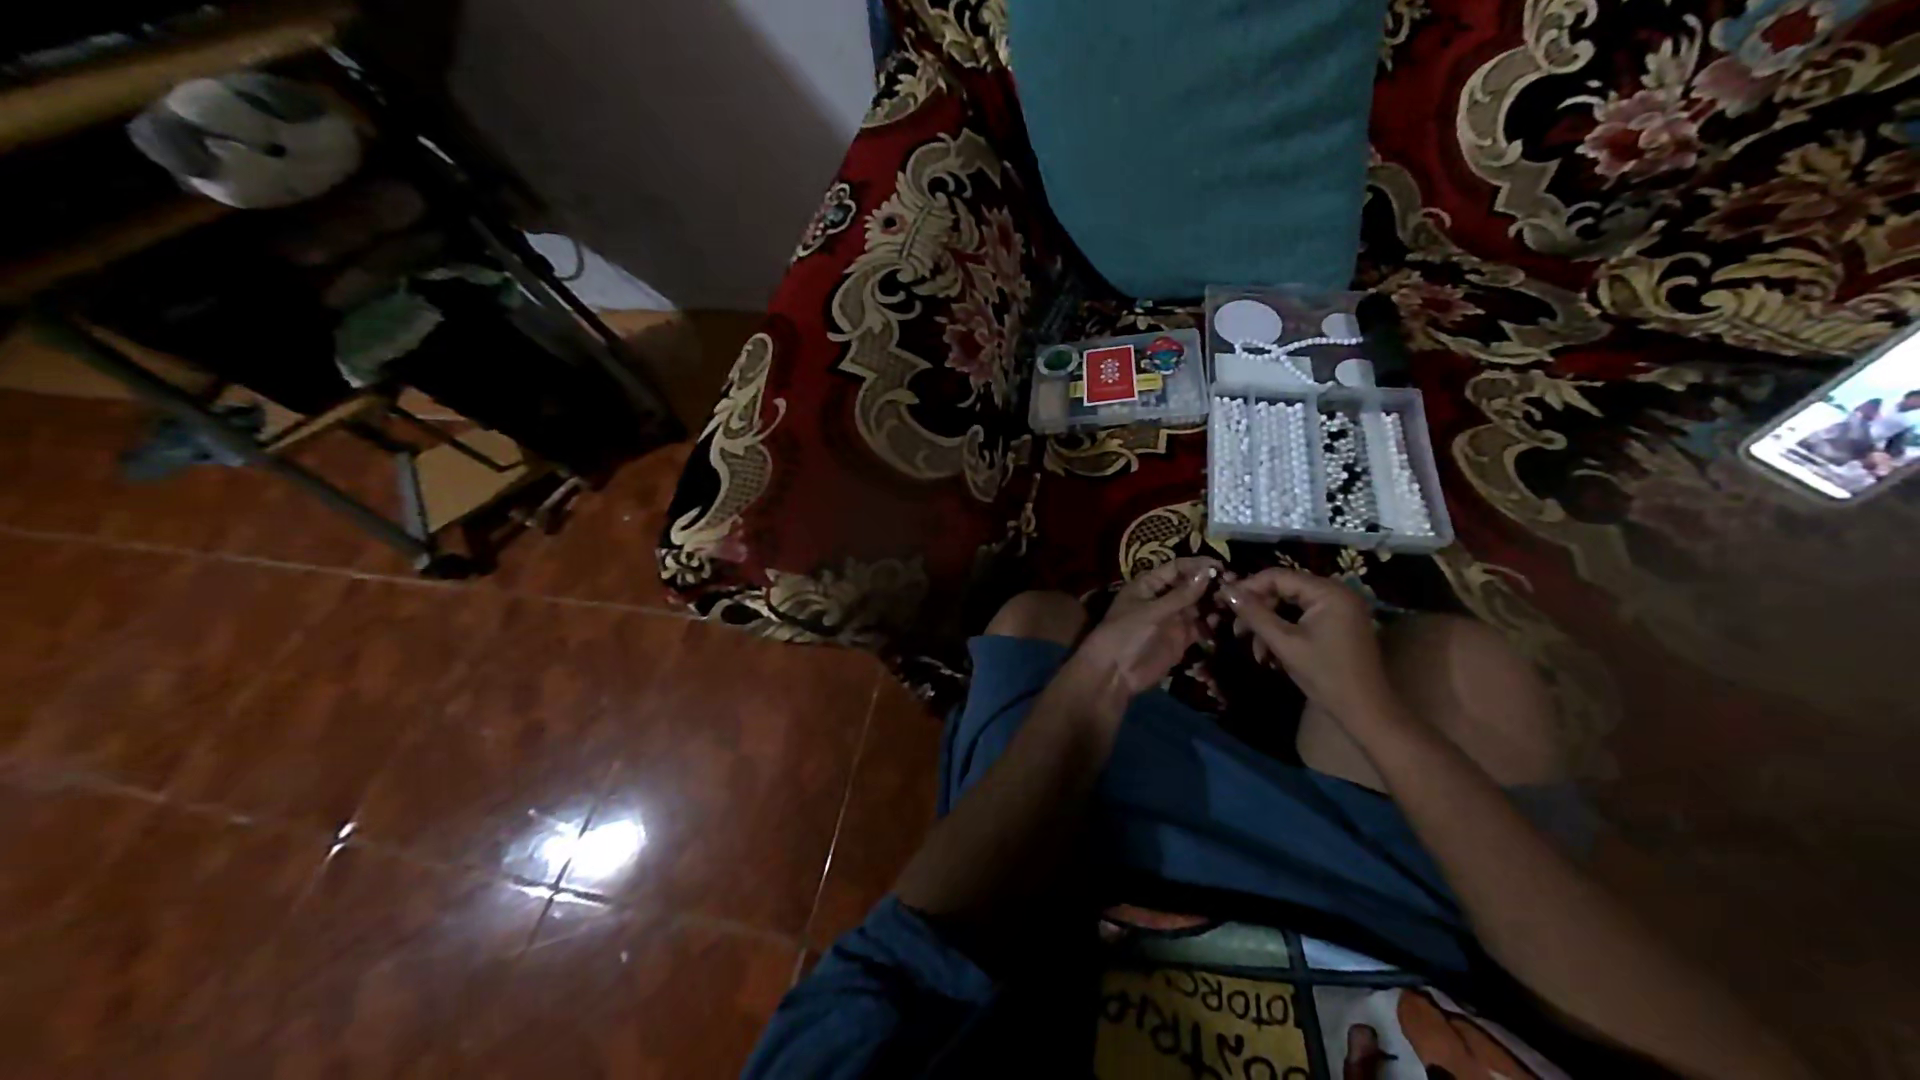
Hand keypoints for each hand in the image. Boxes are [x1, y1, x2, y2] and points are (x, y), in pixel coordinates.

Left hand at [1062, 557, 1219, 705]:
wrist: (1115, 672)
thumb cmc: (1126, 633)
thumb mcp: (1152, 611)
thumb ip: (1181, 594)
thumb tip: (1207, 572)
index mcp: (1148, 584)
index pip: (1176, 568)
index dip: (1197, 565)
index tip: (1221, 566)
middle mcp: (1163, 598)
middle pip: (1190, 586)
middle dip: (1210, 585)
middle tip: (1235, 586)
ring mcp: (1173, 618)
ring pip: (1198, 606)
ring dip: (1214, 604)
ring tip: (1233, 604)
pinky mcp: (1181, 638)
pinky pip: (1200, 627)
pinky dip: (1213, 624)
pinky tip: (1228, 622)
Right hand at [1220, 568, 1395, 724]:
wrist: (1364, 710)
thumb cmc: (1324, 674)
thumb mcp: (1284, 643)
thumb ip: (1255, 614)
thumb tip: (1226, 591)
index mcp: (1328, 592)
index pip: (1278, 576)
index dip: (1248, 587)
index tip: (1223, 601)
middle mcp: (1337, 592)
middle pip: (1284, 589)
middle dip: (1259, 609)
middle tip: (1237, 630)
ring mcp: (1340, 608)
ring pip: (1291, 605)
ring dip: (1269, 623)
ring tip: (1255, 649)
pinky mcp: (1339, 623)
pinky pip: (1303, 617)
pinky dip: (1284, 630)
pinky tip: (1271, 652)